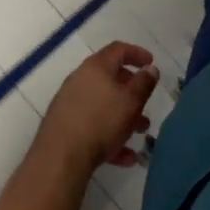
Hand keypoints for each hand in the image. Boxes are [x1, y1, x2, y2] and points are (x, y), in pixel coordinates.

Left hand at [35, 42, 159, 173]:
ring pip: (102, 105)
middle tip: (145, 102)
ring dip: (123, 116)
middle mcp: (79, 80)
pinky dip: (108, 135)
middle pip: (109, 78)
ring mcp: (68, 104)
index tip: (151, 63)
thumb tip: (150, 69)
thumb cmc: (101, 122)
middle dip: (131, 92)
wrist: (59, 159)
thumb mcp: (131, 101)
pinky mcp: (63, 127)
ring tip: (139, 133)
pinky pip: (91, 125)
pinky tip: (124, 157)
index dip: (137, 53)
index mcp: (96, 67)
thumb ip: (144, 83)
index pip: (118, 49)